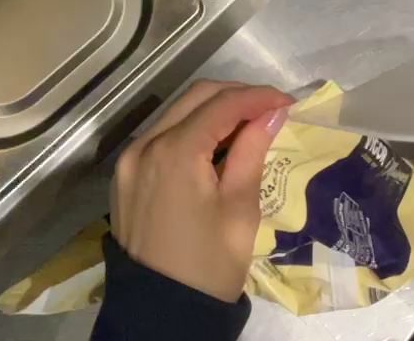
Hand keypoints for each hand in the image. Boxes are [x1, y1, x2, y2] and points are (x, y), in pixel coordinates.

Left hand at [110, 80, 292, 300]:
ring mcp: (131, 160)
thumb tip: (271, 113)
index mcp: (175, 152)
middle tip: (270, 109)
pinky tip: (216, 144)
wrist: (159, 320)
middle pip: (197, 97)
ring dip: (214, 110)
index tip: (287, 102)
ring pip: (177, 113)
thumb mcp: (240, 209)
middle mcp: (146, 145)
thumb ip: (253, 151)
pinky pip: (162, 136)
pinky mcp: (126, 176)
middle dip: (237, 96)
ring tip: (249, 124)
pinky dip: (191, 130)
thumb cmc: (208, 267)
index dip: (258, 96)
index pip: (223, 104)